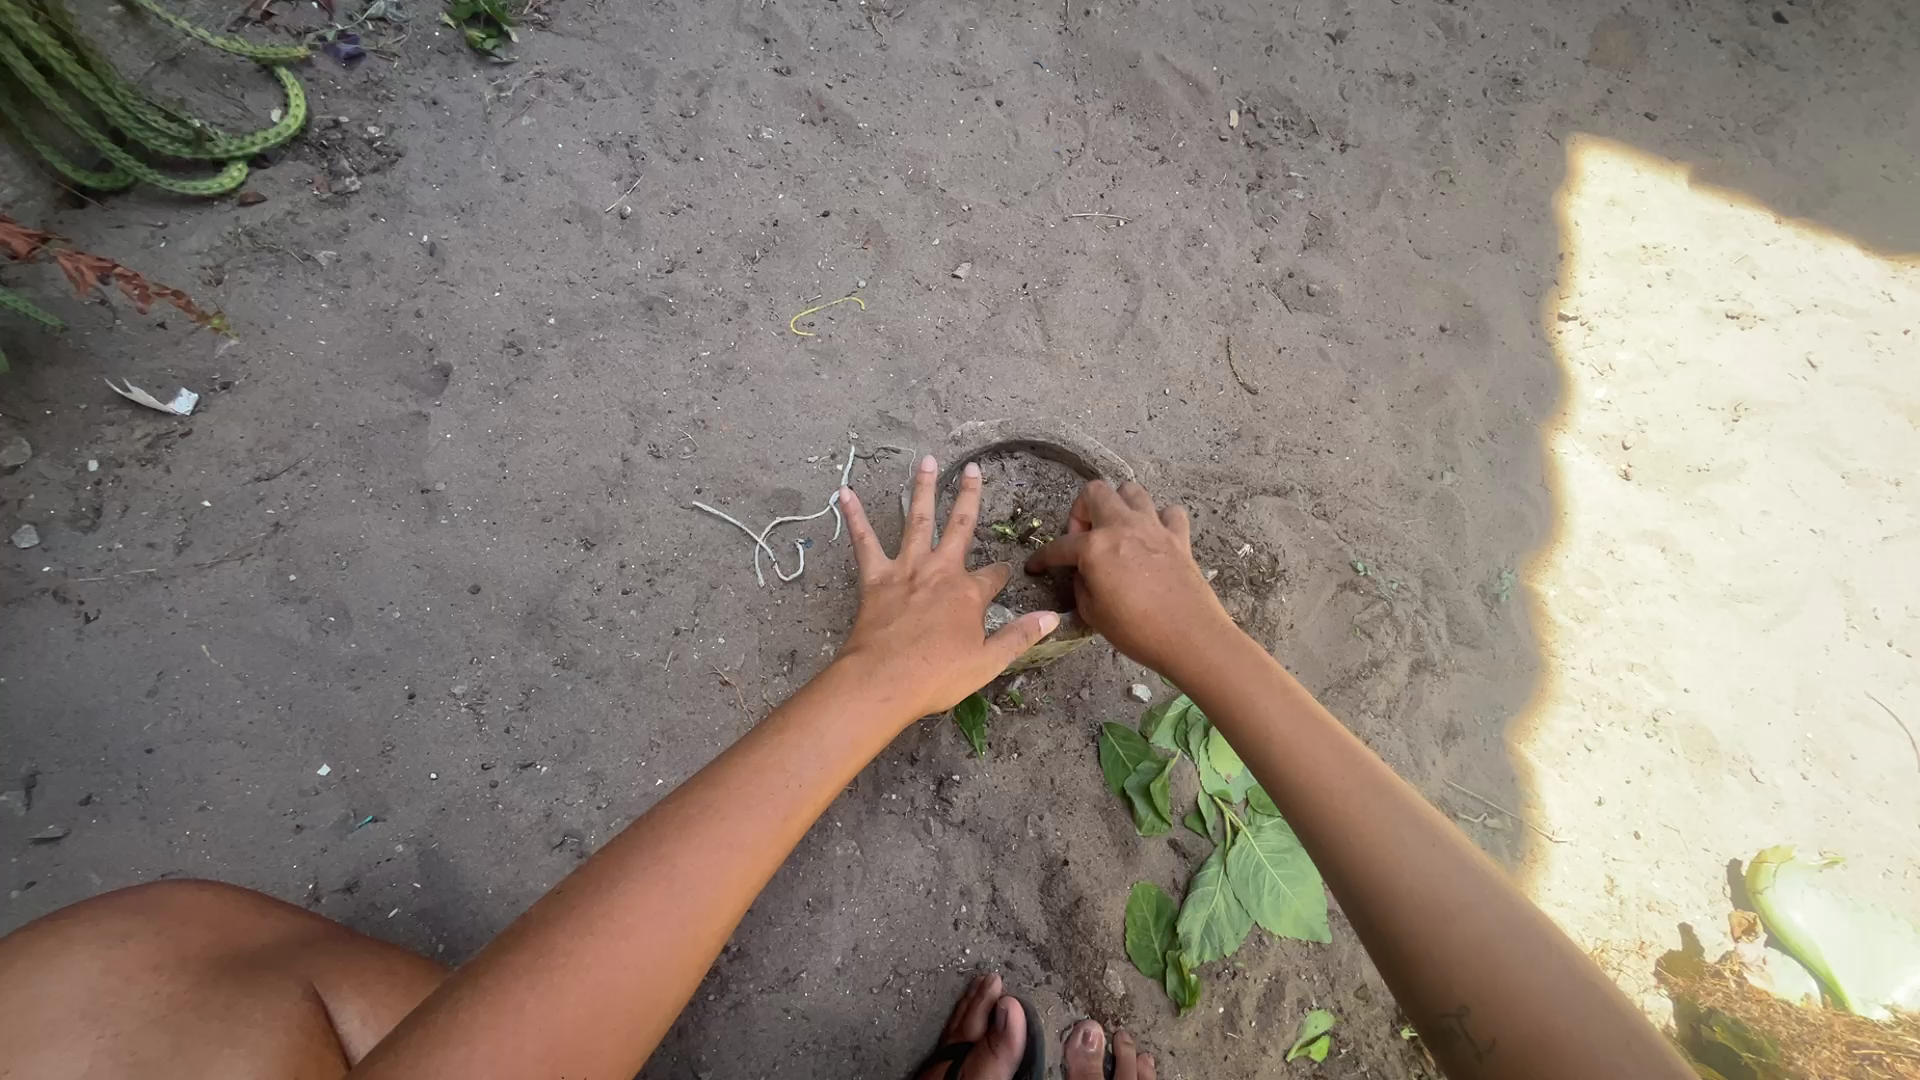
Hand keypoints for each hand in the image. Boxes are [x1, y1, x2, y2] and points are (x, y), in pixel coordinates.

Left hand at [834, 455, 1061, 720]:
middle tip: (973, 468)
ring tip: (926, 460)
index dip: (1000, 575)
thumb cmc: (937, 675)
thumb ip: (1020, 636)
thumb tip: (1051, 617)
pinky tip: (845, 493)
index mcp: (969, 593)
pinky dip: (854, 517)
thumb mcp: (988, 662)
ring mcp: (907, 570)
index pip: (993, 576)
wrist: (884, 680)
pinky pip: (863, 541)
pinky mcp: (875, 577)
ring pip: (917, 519)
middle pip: (960, 526)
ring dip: (922, 488)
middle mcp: (940, 571)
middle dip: (968, 496)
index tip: (1002, 574)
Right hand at [1024, 480, 1234, 676]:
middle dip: (1081, 511)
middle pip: (1095, 492)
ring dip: (1119, 505)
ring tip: (1117, 531)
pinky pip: (1168, 513)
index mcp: (1095, 547)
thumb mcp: (1093, 614)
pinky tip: (1153, 538)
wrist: (1190, 636)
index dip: (1042, 557)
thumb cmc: (1137, 630)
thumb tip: (1084, 574)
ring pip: (1131, 491)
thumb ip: (1082, 585)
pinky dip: (1158, 520)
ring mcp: (1153, 527)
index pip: (1059, 546)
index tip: (1035, 566)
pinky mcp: (1179, 537)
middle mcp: (1122, 527)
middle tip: (1083, 538)